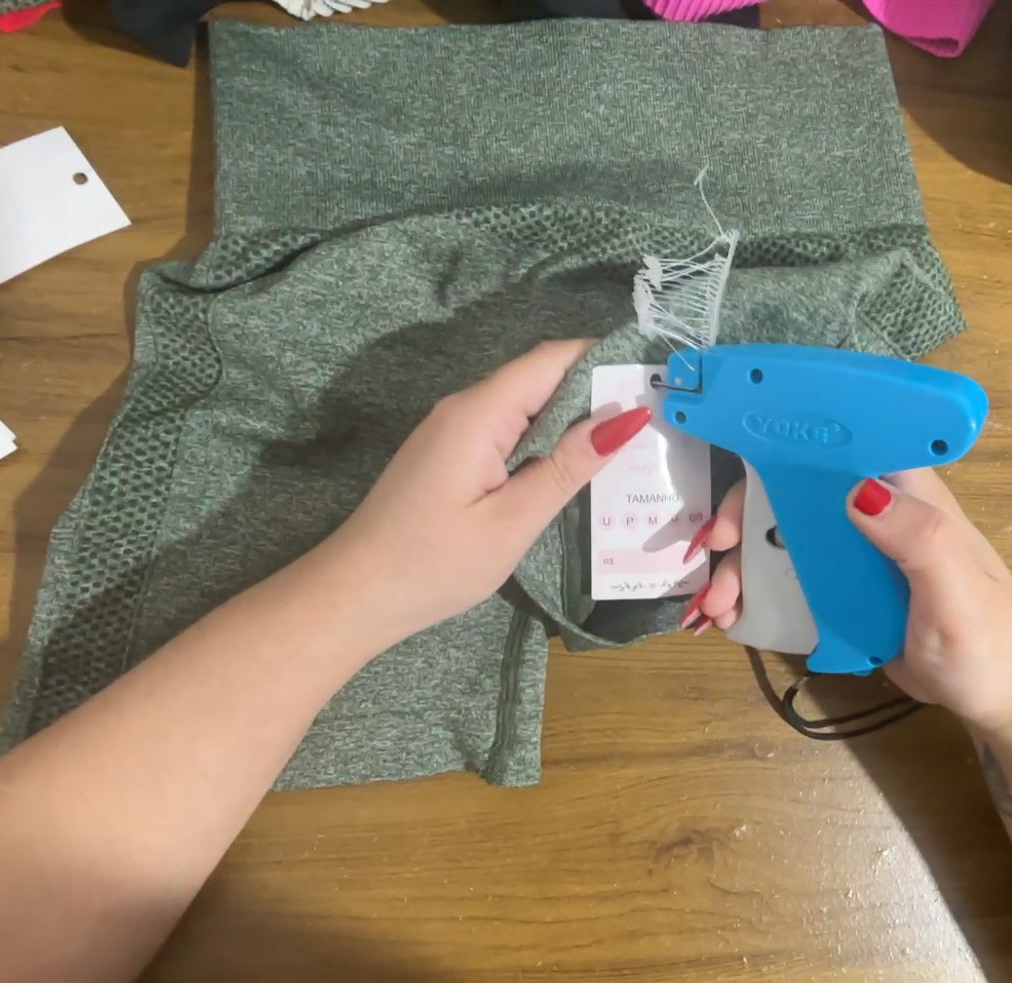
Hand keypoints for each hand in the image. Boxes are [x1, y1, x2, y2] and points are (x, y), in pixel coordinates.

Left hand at [321, 339, 649, 647]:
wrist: (356, 594)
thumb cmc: (434, 563)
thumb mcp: (511, 521)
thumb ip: (567, 467)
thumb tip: (625, 417)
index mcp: (479, 413)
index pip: (551, 359)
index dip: (604, 359)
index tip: (653, 377)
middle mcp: (465, 408)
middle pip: (541, 378)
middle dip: (597, 391)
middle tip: (655, 417)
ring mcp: (455, 431)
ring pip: (527, 406)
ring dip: (574, 420)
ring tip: (631, 442)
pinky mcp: (452, 454)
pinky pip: (509, 432)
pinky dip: (546, 442)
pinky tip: (575, 468)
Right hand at [682, 466, 1011, 730]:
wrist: (983, 696)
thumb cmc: (983, 643)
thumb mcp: (958, 594)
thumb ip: (920, 541)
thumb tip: (857, 492)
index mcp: (907, 499)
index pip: (843, 451)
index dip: (791, 453)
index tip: (749, 479)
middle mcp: (872, 514)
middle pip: (793, 494)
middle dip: (745, 518)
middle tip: (718, 551)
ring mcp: (849, 552)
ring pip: (779, 540)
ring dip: (739, 567)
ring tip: (716, 607)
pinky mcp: (835, 587)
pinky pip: (782, 578)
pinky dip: (749, 594)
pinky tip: (728, 617)